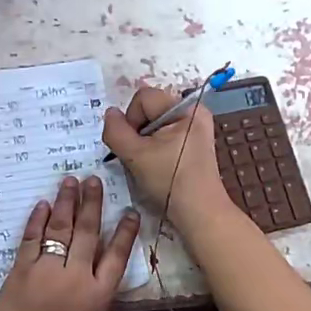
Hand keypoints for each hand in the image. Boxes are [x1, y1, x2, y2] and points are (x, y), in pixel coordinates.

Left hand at [0, 176, 140, 310]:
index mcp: (98, 297)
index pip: (116, 255)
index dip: (124, 231)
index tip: (128, 211)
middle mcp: (76, 277)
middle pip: (88, 232)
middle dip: (92, 203)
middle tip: (94, 179)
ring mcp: (47, 270)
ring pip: (60, 228)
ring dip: (66, 202)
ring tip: (71, 180)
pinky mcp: (21, 269)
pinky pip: (31, 238)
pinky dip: (37, 220)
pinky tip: (43, 204)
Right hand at [101, 87, 230, 227]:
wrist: (200, 212)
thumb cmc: (170, 181)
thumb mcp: (135, 155)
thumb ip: (116, 130)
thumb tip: (111, 114)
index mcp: (185, 108)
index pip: (143, 98)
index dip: (131, 119)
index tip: (134, 145)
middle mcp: (194, 112)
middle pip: (149, 108)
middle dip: (138, 130)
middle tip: (140, 155)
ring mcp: (196, 128)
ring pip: (155, 124)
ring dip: (144, 141)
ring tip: (149, 162)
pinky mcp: (194, 143)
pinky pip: (165, 135)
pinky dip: (155, 147)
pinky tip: (158, 166)